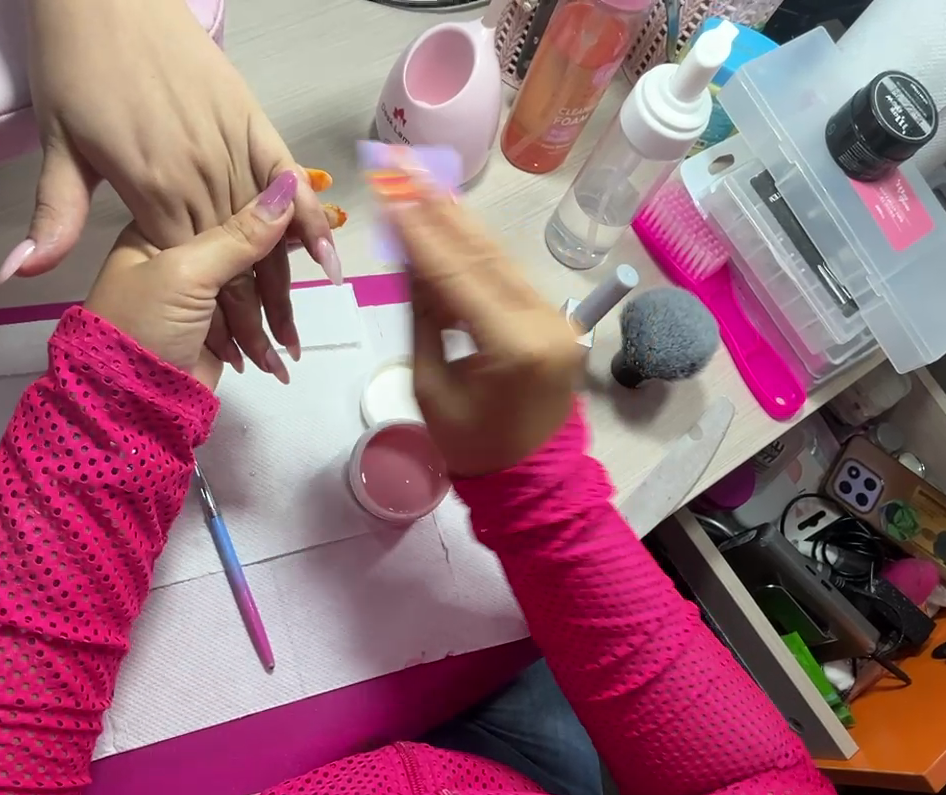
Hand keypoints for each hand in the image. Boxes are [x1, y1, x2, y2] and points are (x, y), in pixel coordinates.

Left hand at [8, 0, 339, 380]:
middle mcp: (194, 176)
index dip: (215, 316)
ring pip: (263, 230)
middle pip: (234, 259)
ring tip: (298, 328)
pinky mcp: (250, 119)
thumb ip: (53, 220)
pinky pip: (286, 176)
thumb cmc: (70, 67)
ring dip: (284, 284)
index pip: (193, 270)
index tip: (236, 357)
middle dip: (258, 315)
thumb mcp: (53, 149)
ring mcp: (226, 147)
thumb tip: (20, 275)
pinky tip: (325, 251)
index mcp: (149, 192)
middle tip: (280, 356)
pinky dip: (309, 213)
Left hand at [83, 171, 299, 390]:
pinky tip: (286, 346)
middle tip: (326, 256)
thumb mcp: (188, 272)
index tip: (312, 213)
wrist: (129, 397)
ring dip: (277, 313)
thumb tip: (290, 187)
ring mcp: (196, 299)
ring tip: (305, 304)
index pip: (225, 206)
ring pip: (252, 292)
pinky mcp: (211, 333)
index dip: (269, 211)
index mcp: (162, 228)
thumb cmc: (145, 323)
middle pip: (244, 251)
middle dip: (281, 265)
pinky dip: (267, 340)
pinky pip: (249, 326)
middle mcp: (179, 258)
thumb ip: (240, 235)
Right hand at [389, 185, 583, 475]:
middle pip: (483, 254)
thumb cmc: (470, 446)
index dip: (419, 231)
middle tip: (402, 165)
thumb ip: (423, 317)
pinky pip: (510, 277)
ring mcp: (556, 319)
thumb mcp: (431, 386)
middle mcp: (544, 323)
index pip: (458, 275)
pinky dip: (478, 251)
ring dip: (458, 222)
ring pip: (499, 259)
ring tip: (421, 179)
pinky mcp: (556, 320)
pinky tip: (452, 221)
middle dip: (438, 209)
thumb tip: (408, 255)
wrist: (529, 477)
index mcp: (513, 348)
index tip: (388, 190)